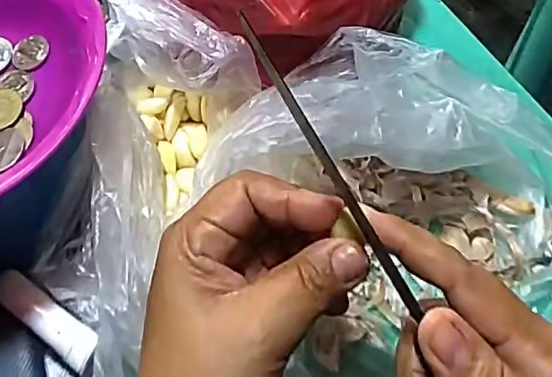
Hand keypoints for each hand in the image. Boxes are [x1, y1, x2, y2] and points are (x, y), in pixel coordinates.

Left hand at [141, 171, 370, 376]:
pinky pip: (285, 277)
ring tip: (352, 268)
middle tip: (355, 241)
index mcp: (195, 236)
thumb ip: (305, 282)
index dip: (292, 196)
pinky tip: (339, 296)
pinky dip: (314, 282)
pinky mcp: (247, 307)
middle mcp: (210, 246)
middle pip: (265, 214)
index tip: (339, 213)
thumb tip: (356, 247)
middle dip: (310, 224)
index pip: (246, 192)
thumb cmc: (207, 374)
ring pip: (279, 245)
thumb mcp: (255, 326)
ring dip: (317, 253)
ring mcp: (229, 277)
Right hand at [369, 210, 551, 376]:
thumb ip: (488, 372)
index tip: (366, 214)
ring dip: (422, 374)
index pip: (463, 276)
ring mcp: (494, 366)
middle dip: (417, 345)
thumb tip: (429, 317)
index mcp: (532, 340)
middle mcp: (509, 344)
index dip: (412, 241)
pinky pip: (435, 371)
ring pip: (427, 348)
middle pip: (434, 313)